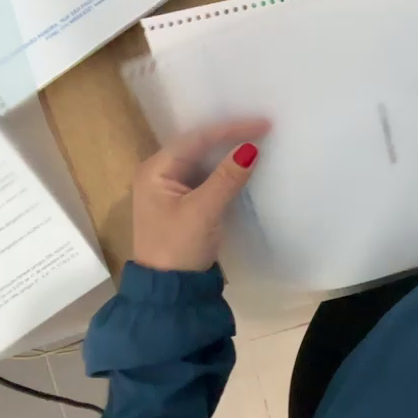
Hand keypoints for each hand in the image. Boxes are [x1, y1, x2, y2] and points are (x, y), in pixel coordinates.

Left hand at [131, 119, 270, 271]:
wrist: (168, 293)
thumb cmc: (179, 249)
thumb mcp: (204, 212)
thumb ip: (226, 178)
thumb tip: (251, 148)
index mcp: (155, 171)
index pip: (195, 139)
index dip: (229, 129)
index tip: (261, 124)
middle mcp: (160, 174)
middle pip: (197, 145)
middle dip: (228, 135)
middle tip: (261, 126)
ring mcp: (172, 189)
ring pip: (204, 161)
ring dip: (228, 152)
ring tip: (257, 139)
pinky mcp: (185, 203)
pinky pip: (207, 177)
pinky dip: (226, 170)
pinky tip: (244, 165)